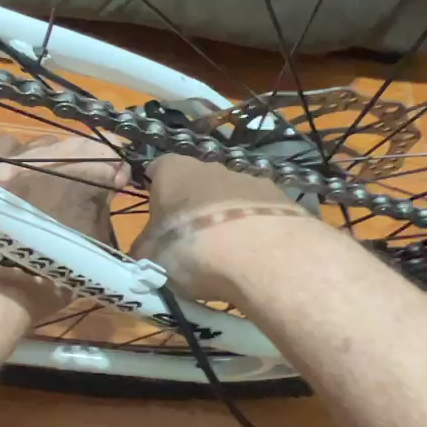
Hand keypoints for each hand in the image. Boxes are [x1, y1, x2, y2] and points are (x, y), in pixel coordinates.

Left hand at [0, 133, 126, 314]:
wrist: (0, 280)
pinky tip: (20, 171)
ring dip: (57, 157)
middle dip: (91, 161)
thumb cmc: (57, 268)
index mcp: (88, 173)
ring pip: (46, 143)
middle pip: (81, 146)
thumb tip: (108, 190)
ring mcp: (21, 158)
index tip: (118, 185)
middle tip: (90, 184)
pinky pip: (8, 146)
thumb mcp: (98, 242)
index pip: (112, 154)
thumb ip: (104, 208)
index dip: (118, 169)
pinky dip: (18, 154)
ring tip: (54, 180)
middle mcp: (56, 156)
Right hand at [128, 153, 318, 302]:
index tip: (156, 219)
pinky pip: (261, 216)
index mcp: (173, 170)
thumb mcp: (149, 256)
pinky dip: (255, 234)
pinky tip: (254, 260)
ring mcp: (251, 180)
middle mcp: (212, 166)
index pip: (157, 169)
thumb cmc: (189, 247)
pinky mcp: (283, 201)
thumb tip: (145, 251)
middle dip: (192, 209)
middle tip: (189, 245)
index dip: (155, 192)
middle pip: (196, 184)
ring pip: (231, 199)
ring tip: (225, 259)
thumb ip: (144, 248)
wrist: (260, 255)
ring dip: (226, 221)